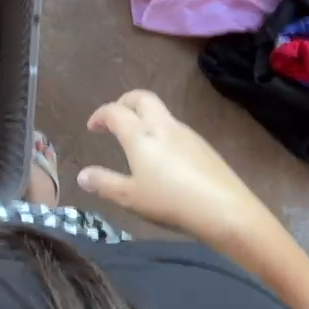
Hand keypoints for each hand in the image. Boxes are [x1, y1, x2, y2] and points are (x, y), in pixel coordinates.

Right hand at [77, 91, 281, 245]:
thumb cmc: (170, 201)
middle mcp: (163, 126)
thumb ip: (104, 184)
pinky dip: (161, 132)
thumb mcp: (130, 197)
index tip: (93, 127)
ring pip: (161, 113)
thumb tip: (82, 175)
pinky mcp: (204, 146)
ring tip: (137, 141)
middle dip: (124, 102)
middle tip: (115, 118)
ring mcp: (187, 134)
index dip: (100, 115)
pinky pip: (176, 129)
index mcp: (140, 134)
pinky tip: (164, 159)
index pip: (115, 111)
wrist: (226, 210)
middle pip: (142, 98)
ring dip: (144, 118)